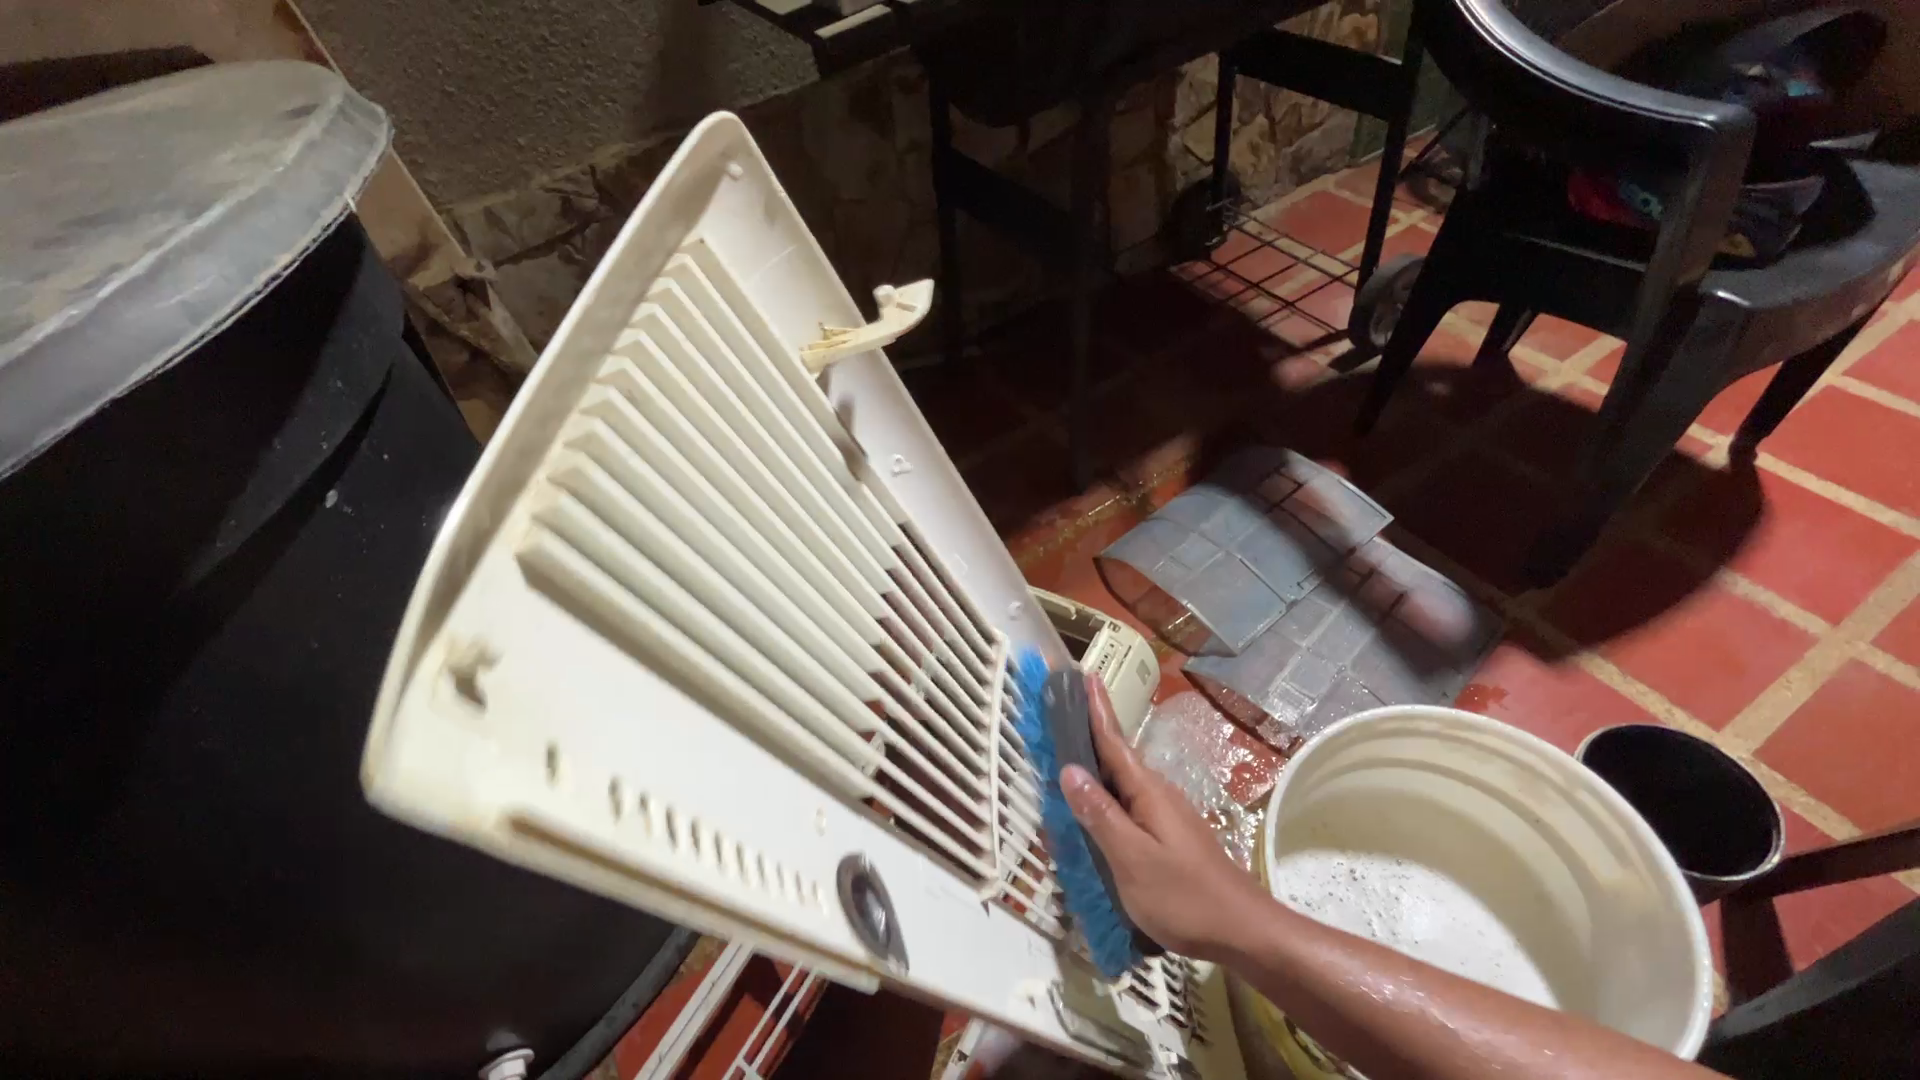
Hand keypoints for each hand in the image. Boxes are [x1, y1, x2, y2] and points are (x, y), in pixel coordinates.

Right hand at [1060, 677, 1274, 961]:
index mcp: (1147, 792)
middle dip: (1087, 733)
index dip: (1096, 709)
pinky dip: (1104, 798)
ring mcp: (1165, 815)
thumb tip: (1069, 769)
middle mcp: (1156, 794)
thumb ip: (1100, 814)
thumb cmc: (1184, 896)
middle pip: (1115, 757)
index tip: (1083, 673)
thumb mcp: (1132, 857)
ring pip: (1120, 784)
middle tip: (1056, 714)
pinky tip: (1091, 811)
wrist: (1242, 931)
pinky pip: (1127, 806)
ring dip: (1094, 768)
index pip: (1113, 741)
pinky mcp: (1167, 835)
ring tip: (1063, 758)